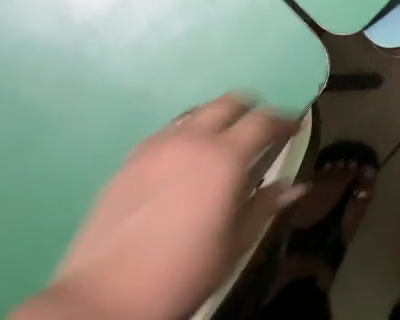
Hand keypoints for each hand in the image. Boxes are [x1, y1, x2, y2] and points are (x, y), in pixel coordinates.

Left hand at [15, 95, 300, 319]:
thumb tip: (295, 185)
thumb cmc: (181, 275)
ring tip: (222, 146)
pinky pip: (170, 131)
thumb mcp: (232, 246)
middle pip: (229, 102)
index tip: (294, 128)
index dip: (283, 121)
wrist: (104, 296)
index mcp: (224, 158)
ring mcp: (157, 144)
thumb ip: (264, 207)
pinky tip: (185, 163)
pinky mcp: (131, 157)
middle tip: (261, 132)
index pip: (263, 120)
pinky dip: (188, 134)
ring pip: (197, 112)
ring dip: (217, 119)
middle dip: (250, 110)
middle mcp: (192, 138)